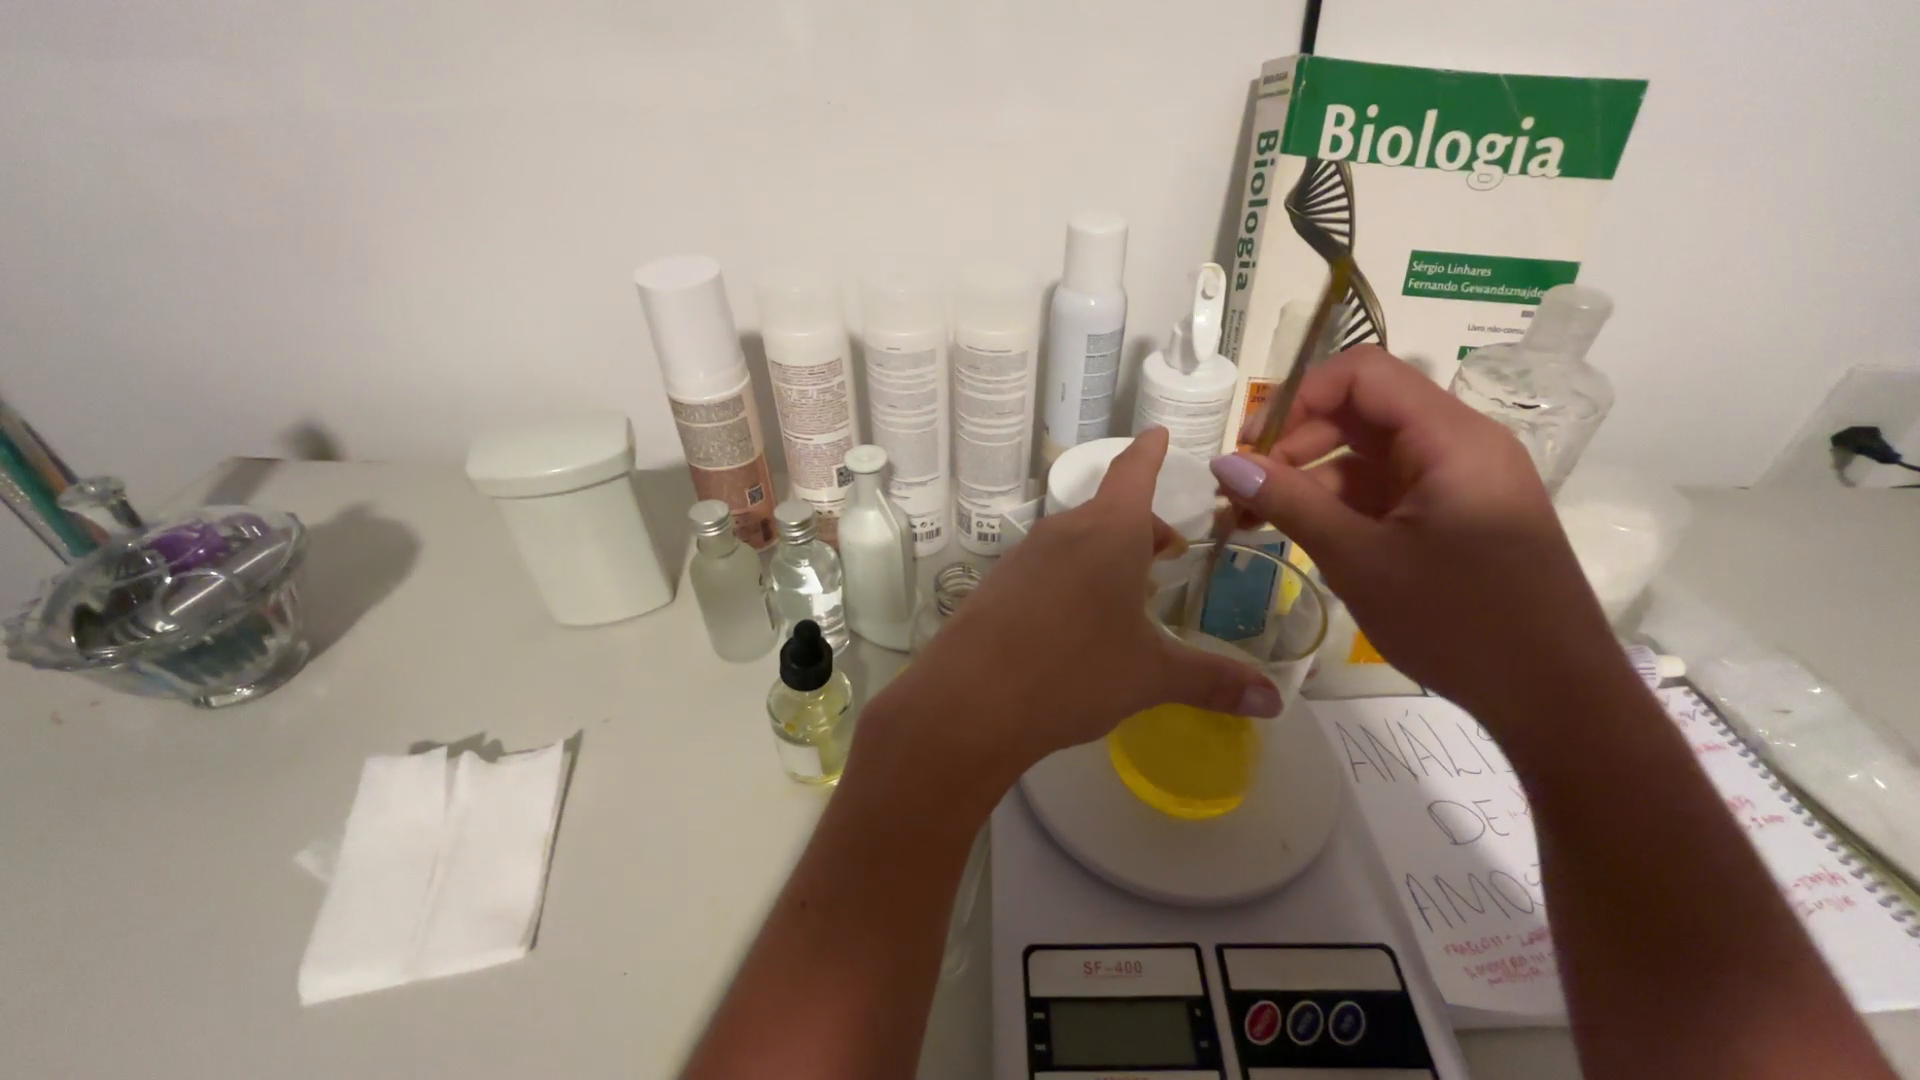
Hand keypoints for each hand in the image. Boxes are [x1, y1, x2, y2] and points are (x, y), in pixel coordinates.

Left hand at [865, 428, 1278, 792]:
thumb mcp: (1151, 676)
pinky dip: (1072, 578)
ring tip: (1127, 596)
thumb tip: (1275, 701)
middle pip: (1109, 512)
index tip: (1160, 433)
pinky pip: (1046, 567)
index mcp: (1108, 532)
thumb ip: (1213, 681)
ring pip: (1076, 541)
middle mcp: (1063, 532)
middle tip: (1167, 555)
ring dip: (1106, 557)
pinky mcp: (996, 584)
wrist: (969, 702)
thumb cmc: (1073, 673)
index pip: (1135, 472)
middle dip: (1141, 528)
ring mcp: (1023, 556)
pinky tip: (1077, 625)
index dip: (1151, 452)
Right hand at [1211, 346, 1618, 717]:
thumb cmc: (1458, 622)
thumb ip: (1289, 502)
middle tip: (1245, 494)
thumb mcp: (1359, 559)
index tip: (1251, 448)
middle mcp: (1459, 445)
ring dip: (1311, 482)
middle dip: (1294, 446)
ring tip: (1258, 524)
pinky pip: (1387, 492)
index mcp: (1449, 437)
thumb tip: (1223, 461)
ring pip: (1369, 458)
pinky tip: (1306, 539)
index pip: (1362, 374)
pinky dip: (1342, 508)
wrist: (1554, 698)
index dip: (1298, 398)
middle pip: (1361, 414)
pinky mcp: (1457, 518)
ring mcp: (1460, 483)